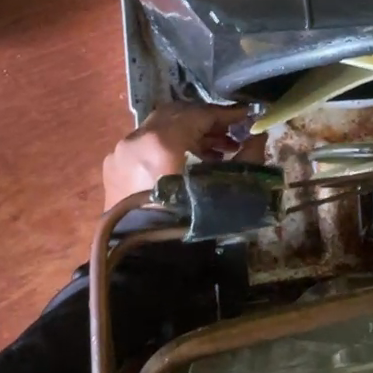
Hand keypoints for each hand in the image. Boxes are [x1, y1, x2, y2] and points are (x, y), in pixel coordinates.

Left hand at [102, 104, 258, 209]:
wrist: (145, 259)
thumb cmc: (190, 222)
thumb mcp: (224, 189)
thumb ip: (247, 158)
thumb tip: (259, 137)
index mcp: (162, 141)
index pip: (199, 114)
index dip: (226, 113)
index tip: (246, 115)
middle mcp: (137, 139)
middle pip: (176, 115)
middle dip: (205, 120)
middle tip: (230, 132)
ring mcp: (120, 152)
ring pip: (158, 129)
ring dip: (186, 134)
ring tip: (214, 152)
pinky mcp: (113, 167)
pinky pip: (143, 145)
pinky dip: (165, 146)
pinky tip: (184, 165)